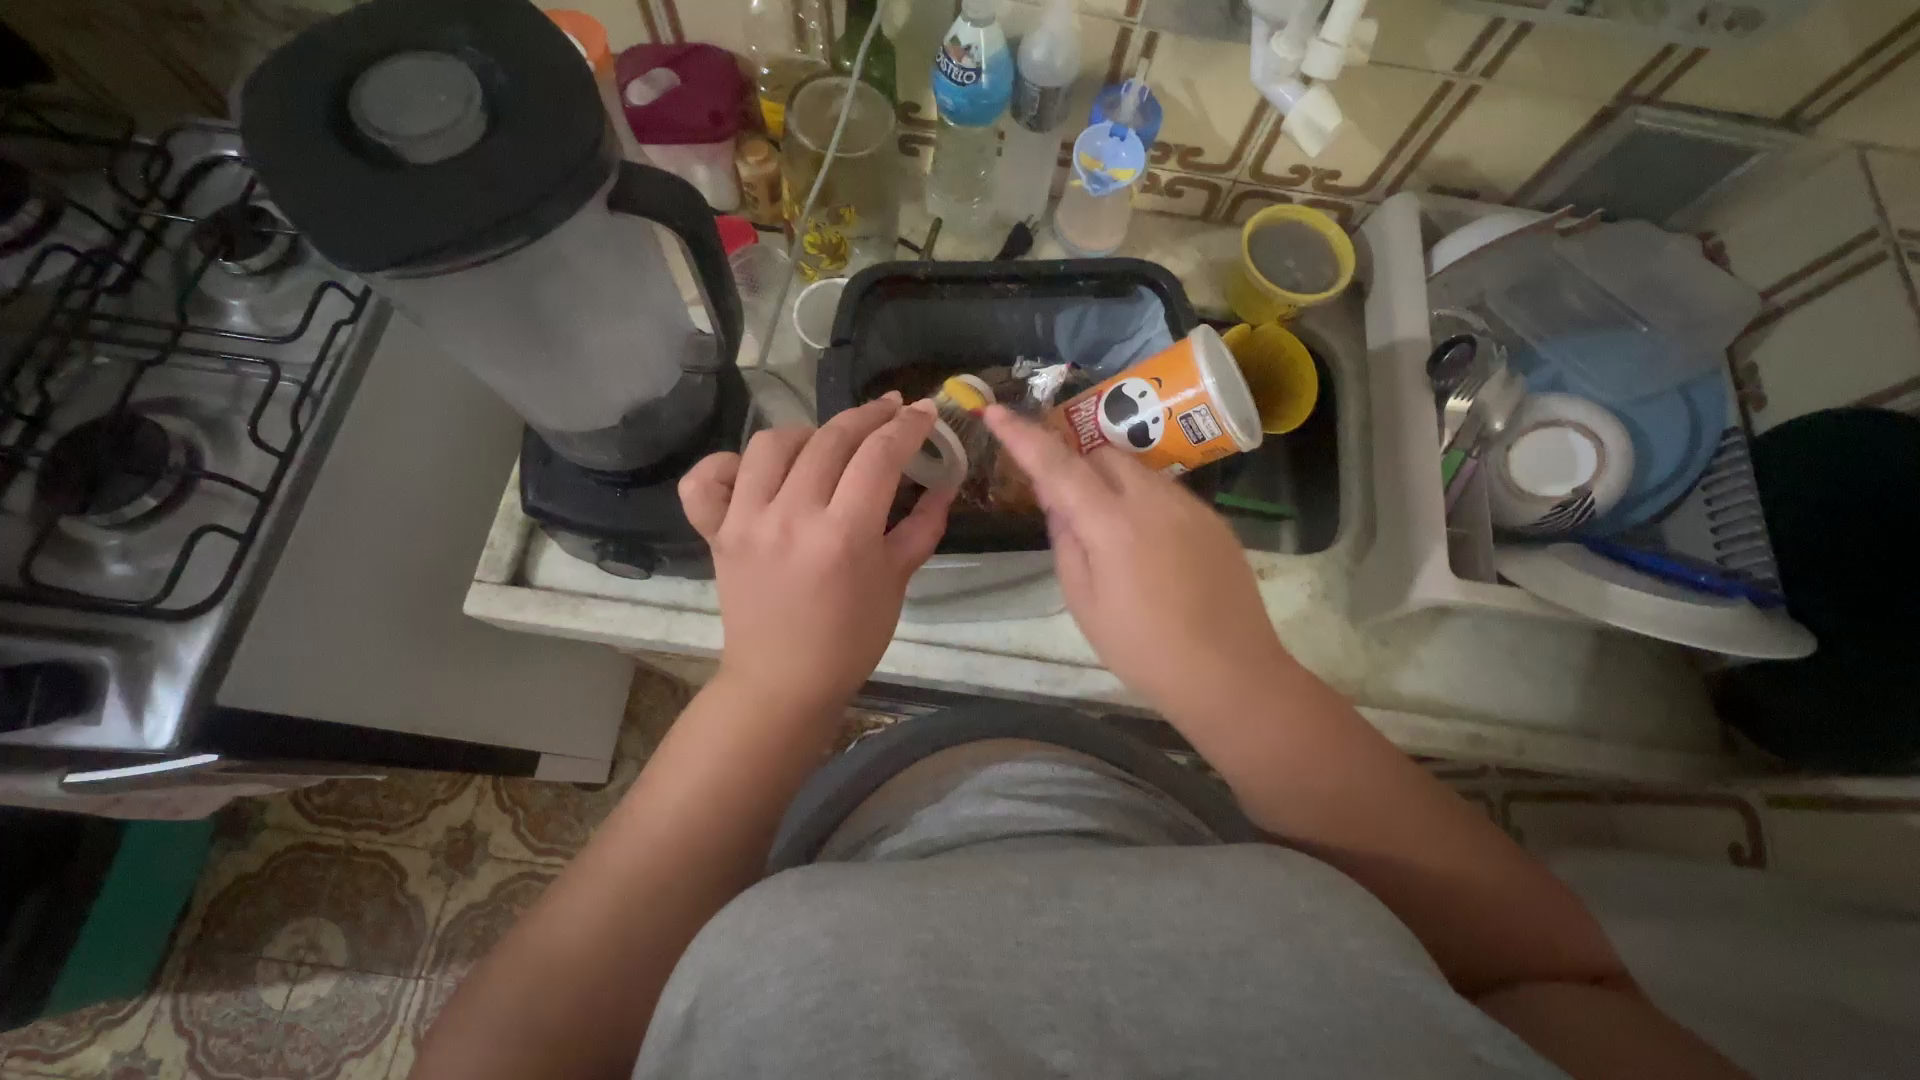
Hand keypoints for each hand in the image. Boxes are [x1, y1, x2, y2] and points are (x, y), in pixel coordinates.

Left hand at [679, 393, 952, 713]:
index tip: (923, 412)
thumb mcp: (896, 582)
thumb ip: (921, 527)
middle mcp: (791, 517)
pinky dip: (728, 463)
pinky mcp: (715, 533)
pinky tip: (756, 472)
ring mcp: (745, 521)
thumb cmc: (850, 639)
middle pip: (831, 439)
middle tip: (890, 411)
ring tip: (827, 445)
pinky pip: (708, 478)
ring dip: (807, 433)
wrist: (783, 682)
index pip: (880, 455)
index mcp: (844, 535)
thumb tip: (944, 484)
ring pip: (772, 443)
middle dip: (869, 416)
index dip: (908, 425)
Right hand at [983, 405, 1290, 717]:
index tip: (996, 411)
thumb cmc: (1144, 650)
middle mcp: (1153, 500)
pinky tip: (1152, 553)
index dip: (1022, 436)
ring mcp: (1190, 507)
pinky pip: (1167, 494)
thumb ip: (1066, 543)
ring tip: (1113, 539)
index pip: (1057, 465)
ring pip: (1138, 471)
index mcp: (1112, 524)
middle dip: (1077, 467)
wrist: (1231, 675)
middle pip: (1102, 454)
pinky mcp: (1214, 521)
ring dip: (1113, 486)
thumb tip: (1058, 504)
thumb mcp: (1084, 603)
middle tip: (1067, 508)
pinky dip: (1145, 505)